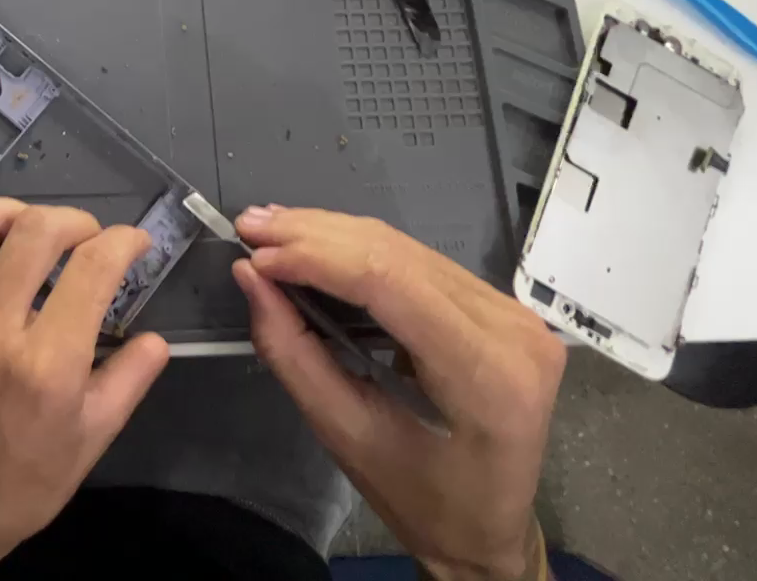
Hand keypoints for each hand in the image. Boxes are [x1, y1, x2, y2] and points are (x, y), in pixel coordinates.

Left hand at [0, 196, 169, 580]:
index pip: (93, 268)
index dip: (123, 241)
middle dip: (76, 221)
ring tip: (29, 236)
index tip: (133, 241)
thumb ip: (128, 381)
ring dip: (16, 213)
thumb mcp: (87, 442)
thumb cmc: (15, 485)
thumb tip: (158, 336)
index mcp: (44, 367)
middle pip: (38, 228)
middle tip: (85, 239)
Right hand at [231, 206, 564, 580]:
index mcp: (485, 374)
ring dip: (326, 232)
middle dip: (311, 234)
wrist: (487, 529)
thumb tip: (248, 275)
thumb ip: (291, 350)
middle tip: (248, 227)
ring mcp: (509, 310)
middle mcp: (509, 328)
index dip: (315, 257)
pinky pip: (412, 257)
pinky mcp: (495, 302)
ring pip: (399, 244)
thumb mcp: (343, 431)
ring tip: (268, 227)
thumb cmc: (416, 496)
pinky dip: (353, 245)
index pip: (388, 281)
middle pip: (392, 252)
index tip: (254, 255)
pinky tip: (310, 238)